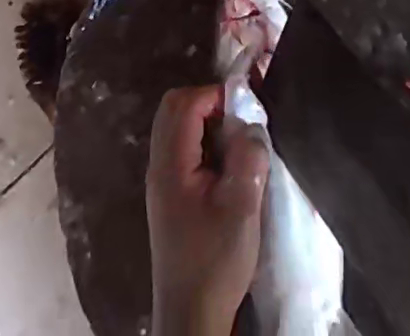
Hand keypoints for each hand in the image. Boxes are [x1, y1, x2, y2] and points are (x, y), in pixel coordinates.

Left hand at [147, 85, 269, 335]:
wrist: (192, 314)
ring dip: (206, 122)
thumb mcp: (242, 207)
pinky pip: (181, 147)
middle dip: (208, 102)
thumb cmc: (216, 261)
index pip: (184, 104)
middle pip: (173, 108)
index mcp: (171, 165)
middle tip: (239, 120)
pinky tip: (226, 165)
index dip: (215, 95)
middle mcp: (159, 165)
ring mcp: (161, 180)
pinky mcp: (169, 194)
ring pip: (176, 126)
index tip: (245, 110)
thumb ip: (248, 157)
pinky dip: (203, 141)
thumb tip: (251, 125)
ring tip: (236, 141)